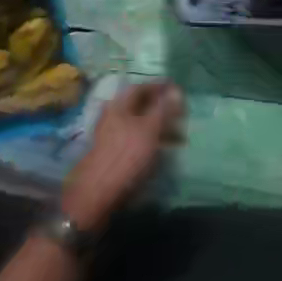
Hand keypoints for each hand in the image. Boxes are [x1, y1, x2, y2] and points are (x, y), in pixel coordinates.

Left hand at [61, 82, 184, 230]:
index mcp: (118, 105)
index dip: (159, 86)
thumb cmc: (125, 157)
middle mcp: (112, 116)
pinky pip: (136, 141)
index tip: (178, 89)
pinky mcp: (113, 155)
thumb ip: (163, 109)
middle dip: (161, 109)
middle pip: (139, 106)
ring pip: (139, 125)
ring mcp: (111, 136)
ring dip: (159, 127)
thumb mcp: (149, 130)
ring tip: (180, 138)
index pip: (140, 87)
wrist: (97, 194)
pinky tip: (163, 153)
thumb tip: (176, 89)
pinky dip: (151, 141)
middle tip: (183, 115)